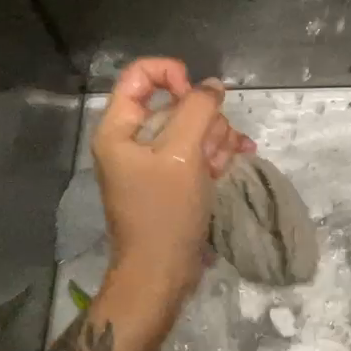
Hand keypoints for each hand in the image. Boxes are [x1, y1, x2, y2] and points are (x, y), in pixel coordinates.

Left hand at [51, 59, 253, 350]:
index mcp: (119, 128)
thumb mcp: (183, 153)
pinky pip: (200, 147)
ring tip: (221, 165)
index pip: (141, 74)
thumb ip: (198, 108)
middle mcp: (133, 138)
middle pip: (176, 100)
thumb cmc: (164, 211)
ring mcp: (154, 159)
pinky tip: (231, 164)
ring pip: (194, 124)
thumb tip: (213, 86)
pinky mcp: (173, 176)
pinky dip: (217, 152)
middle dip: (204, 118)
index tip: (195, 96)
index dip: (172, 75)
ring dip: (216, 138)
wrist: (161, 276)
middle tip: (211, 147)